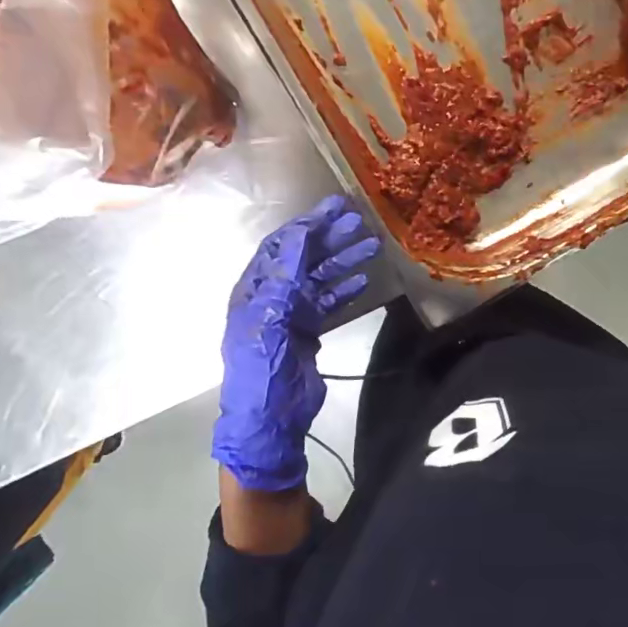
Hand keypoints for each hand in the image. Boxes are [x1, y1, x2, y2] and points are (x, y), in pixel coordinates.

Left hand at [211, 196, 379, 490]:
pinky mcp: (308, 334)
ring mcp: (291, 315)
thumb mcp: (268, 319)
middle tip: (360, 222)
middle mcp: (272, 296)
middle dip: (332, 239)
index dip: (309, 224)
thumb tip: (301, 235)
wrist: (269, 419)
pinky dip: (345, 291)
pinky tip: (364, 281)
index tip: (336, 207)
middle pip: (305, 258)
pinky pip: (329, 304)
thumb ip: (284, 277)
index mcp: (255, 289)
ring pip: (321, 279)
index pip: (283, 246)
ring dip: (344, 262)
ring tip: (372, 246)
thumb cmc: (262, 369)